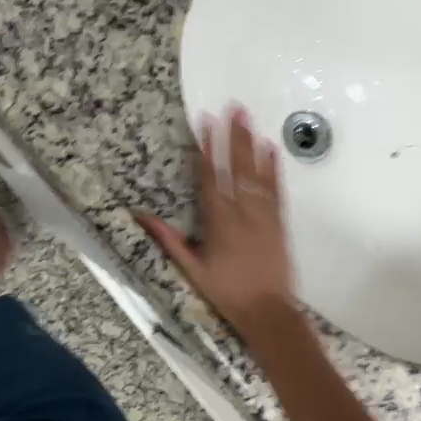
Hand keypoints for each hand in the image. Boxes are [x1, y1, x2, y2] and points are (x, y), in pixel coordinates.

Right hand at [137, 109, 295, 331]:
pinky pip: (276, 191)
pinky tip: (271, 150)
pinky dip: (274, 169)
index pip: (211, 177)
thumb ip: (169, 240)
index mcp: (219, 222)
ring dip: (253, 145)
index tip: (205, 123)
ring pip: (257, 173)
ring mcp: (264, 216)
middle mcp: (243, 213)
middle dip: (234, 136)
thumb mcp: (191, 269)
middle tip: (234, 108)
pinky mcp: (280, 222)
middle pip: (237, 167)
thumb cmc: (226, 291)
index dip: (207, 148)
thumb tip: (141, 216)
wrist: (269, 312)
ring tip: (249, 119)